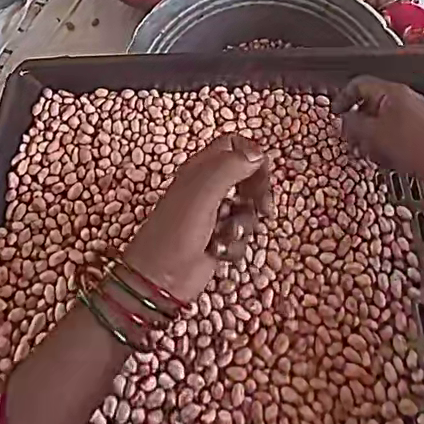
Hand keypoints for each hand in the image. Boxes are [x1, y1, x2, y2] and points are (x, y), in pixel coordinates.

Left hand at [123, 134, 273, 303]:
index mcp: (201, 168)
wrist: (160, 279)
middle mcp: (208, 187)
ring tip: (227, 234)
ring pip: (247, 208)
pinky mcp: (219, 238)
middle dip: (258, 190)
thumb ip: (230, 167)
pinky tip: (219, 250)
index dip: (251, 154)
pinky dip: (235, 244)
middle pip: (246, 174)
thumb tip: (258, 153)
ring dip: (244, 223)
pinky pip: (242, 234)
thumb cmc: (176, 232)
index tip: (261, 172)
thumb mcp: (203, 192)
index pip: (233, 145)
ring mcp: (213, 213)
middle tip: (262, 207)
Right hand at [337, 77, 423, 198]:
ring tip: (370, 155)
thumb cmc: (419, 151)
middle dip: (357, 122)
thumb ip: (353, 125)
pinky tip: (390, 161)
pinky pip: (399, 132)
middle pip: (371, 103)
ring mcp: (420, 114)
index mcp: (392, 92)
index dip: (342, 99)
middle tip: (350, 142)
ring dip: (372, 136)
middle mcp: (407, 98)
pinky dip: (388, 143)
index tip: (334, 115)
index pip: (358, 84)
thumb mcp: (376, 138)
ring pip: (384, 120)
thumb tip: (342, 119)